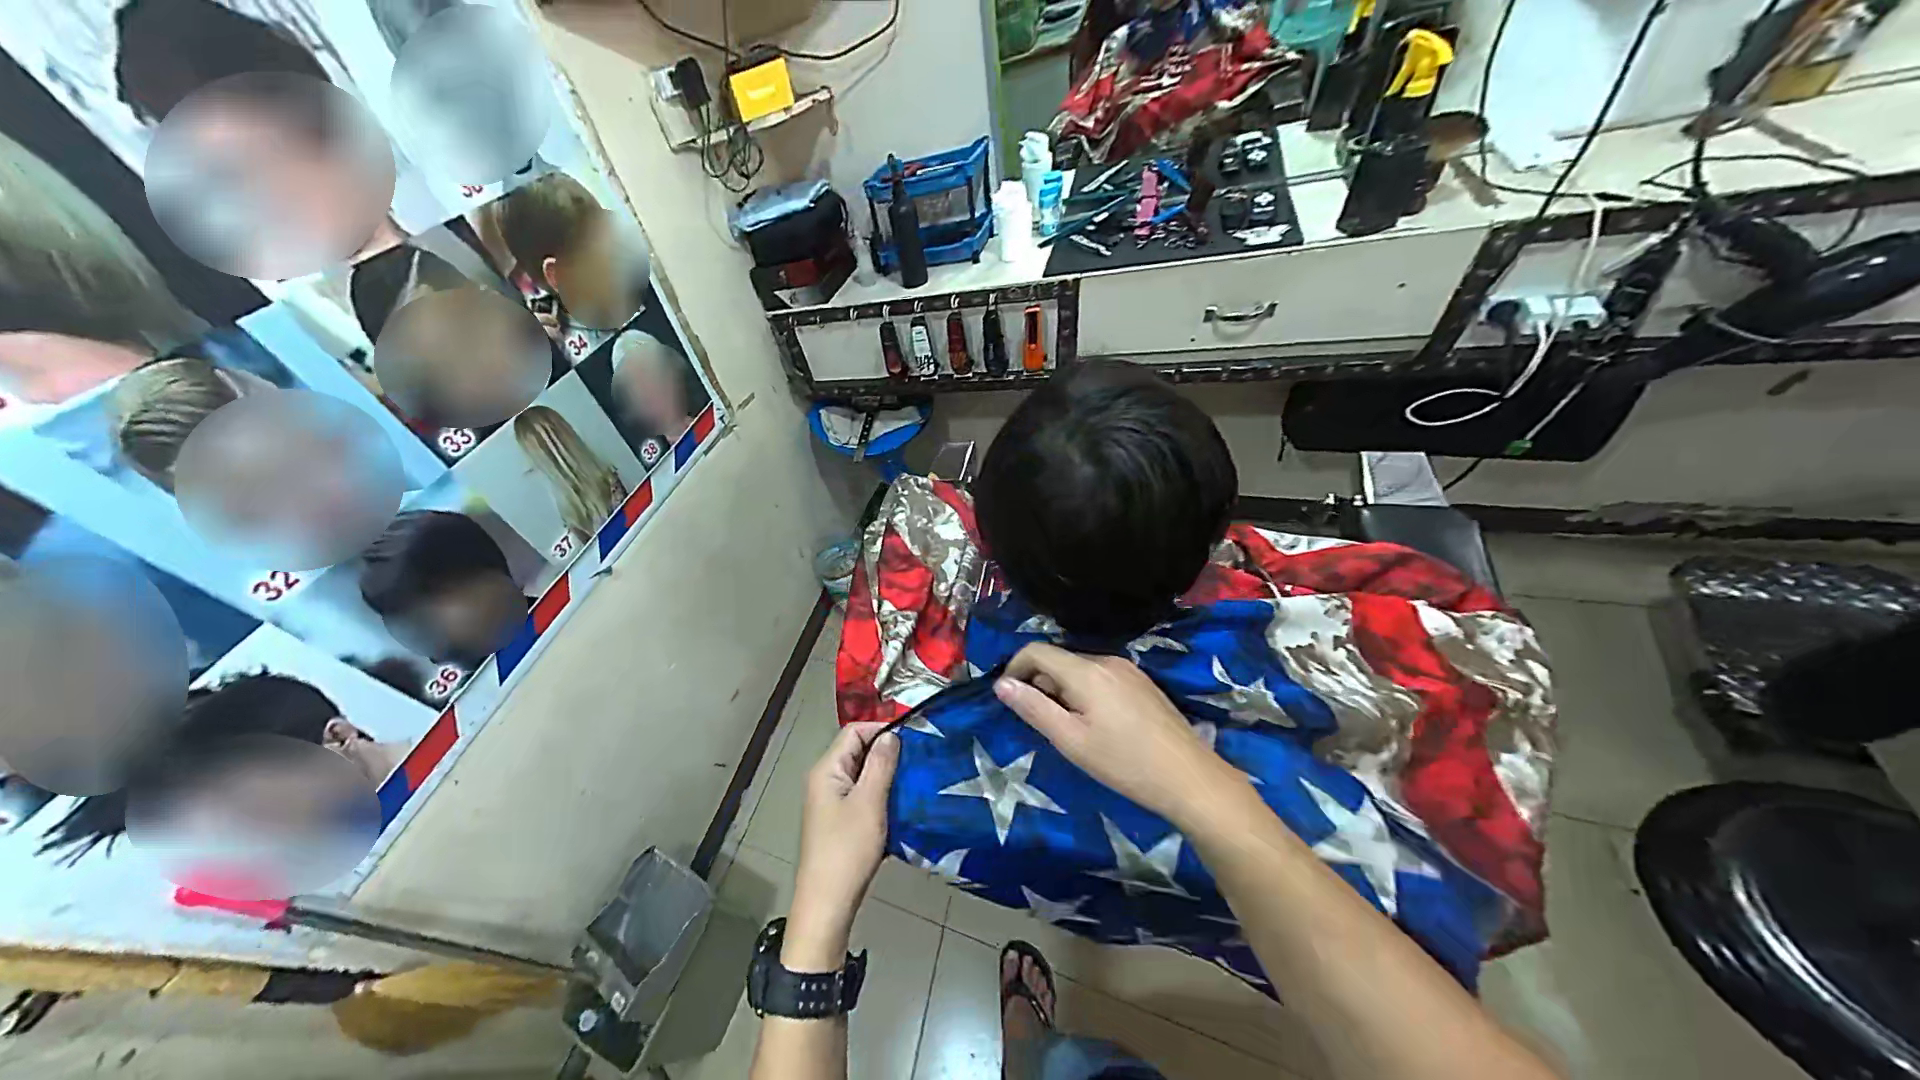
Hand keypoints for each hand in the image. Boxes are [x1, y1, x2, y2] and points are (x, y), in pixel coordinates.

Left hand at [784, 721, 899, 971]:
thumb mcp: (869, 802)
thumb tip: (891, 734)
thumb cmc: (848, 849)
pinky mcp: (841, 821)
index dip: (882, 729)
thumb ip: (880, 764)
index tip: (913, 738)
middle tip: (920, 759)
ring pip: (864, 774)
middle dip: (888, 752)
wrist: (828, 904)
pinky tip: (904, 804)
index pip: (854, 731)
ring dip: (888, 775)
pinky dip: (883, 795)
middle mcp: (826, 780)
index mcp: (827, 770)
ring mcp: (832, 801)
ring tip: (916, 779)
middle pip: (859, 751)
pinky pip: (864, 795)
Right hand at [995, 643, 1241, 827]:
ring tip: (1070, 730)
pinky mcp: (1143, 683)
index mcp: (1086, 670)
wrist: (1190, 778)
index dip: (1014, 669)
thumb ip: (1034, 708)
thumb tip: (1002, 684)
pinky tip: (1098, 726)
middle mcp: (1107, 660)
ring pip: (1080, 670)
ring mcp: (1129, 670)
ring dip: (1063, 691)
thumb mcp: (1071, 740)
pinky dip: (1086, 693)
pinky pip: (1101, 677)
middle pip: (1059, 660)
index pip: (1036, 651)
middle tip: (1042, 725)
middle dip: (1040, 684)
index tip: (1008, 698)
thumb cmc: (1124, 763)